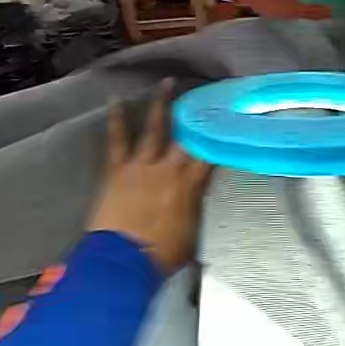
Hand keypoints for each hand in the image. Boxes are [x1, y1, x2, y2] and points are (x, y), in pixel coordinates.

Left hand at [87, 80, 212, 273]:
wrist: (123, 261)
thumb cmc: (161, 255)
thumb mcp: (191, 235)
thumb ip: (194, 211)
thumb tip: (198, 201)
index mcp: (191, 186)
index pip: (211, 156)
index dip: (220, 139)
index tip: (229, 124)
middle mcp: (169, 169)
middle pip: (188, 137)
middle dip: (198, 116)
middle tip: (206, 96)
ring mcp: (142, 166)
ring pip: (154, 129)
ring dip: (161, 105)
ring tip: (167, 84)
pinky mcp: (118, 170)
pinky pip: (118, 140)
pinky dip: (117, 120)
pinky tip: (115, 101)